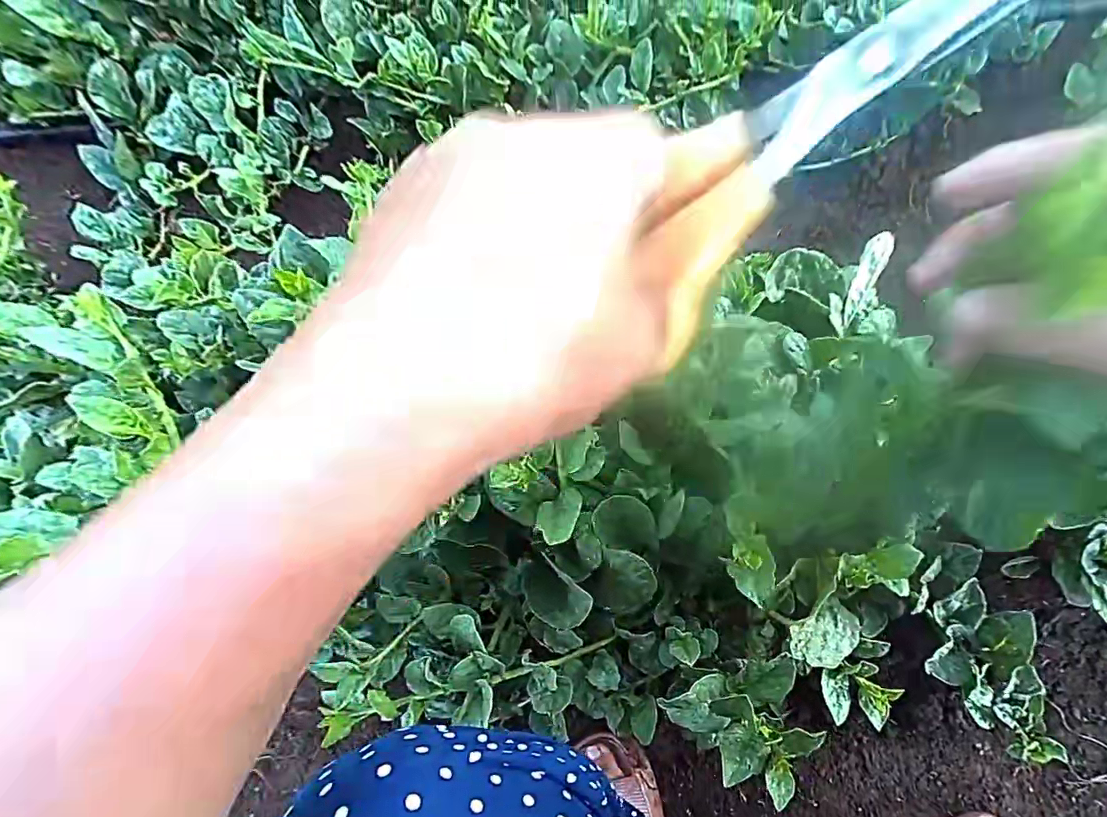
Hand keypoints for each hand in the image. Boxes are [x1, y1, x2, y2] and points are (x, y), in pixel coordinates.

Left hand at [259, 111, 669, 471]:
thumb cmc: (546, 366)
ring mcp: (458, 152)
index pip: (669, 147)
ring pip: (538, 175)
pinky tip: (492, 295)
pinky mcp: (407, 185)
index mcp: (603, 162)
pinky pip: (484, 195)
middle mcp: (529, 133)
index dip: (691, 185)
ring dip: (564, 219)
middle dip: (624, 208)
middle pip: (600, 156)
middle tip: (624, 280)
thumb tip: (711, 225)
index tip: (701, 217)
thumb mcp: (646, 335)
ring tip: (550, 300)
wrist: (395, 392)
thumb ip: (686, 268)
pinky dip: (506, 230)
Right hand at [910, 126, 1106, 439]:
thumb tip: (952, 323)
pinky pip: (1105, 287)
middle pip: (1073, 210)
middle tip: (932, 281)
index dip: (1004, 175)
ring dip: (1018, 285)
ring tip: (962, 318)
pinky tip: (1019, 332)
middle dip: (995, 245)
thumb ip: (1035, 326)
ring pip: (1084, 253)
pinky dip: (1054, 308)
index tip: (942, 198)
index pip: (1085, 158)